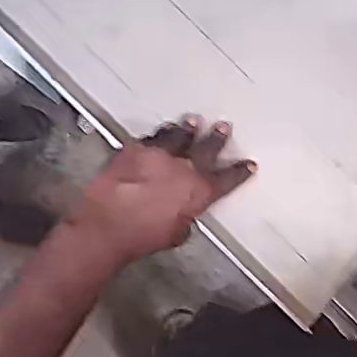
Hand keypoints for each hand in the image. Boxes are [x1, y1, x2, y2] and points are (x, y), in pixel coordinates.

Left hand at [62, 117, 254, 262]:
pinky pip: (151, 138)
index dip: (240, 172)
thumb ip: (185, 218)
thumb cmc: (143, 235)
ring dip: (187, 129)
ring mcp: (159, 155)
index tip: (248, 164)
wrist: (108, 224)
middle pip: (206, 148)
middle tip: (223, 126)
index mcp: (199, 191)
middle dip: (217, 137)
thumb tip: (182, 215)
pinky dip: (158, 135)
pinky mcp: (134, 150)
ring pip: (178, 136)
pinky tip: (160, 132)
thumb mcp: (176, 233)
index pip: (228, 178)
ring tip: (192, 121)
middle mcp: (184, 168)